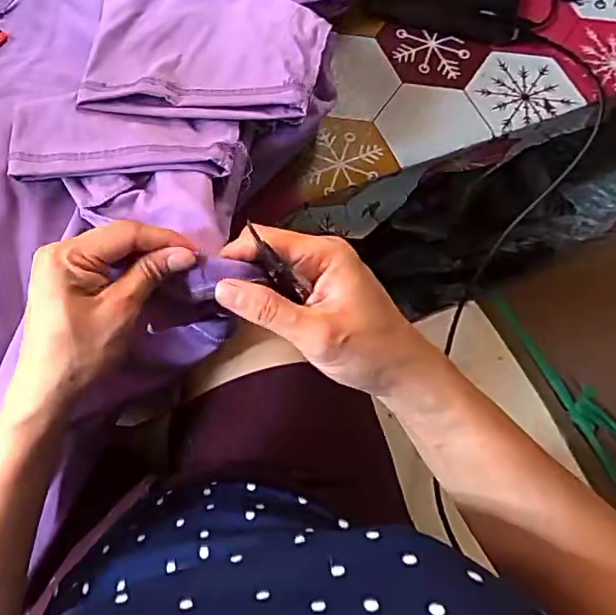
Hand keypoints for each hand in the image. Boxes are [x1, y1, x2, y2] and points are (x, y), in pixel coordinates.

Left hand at [0, 221, 199, 425]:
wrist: (46, 392)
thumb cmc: (81, 354)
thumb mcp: (119, 311)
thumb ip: (149, 274)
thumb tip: (184, 253)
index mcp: (65, 253)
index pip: (123, 232)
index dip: (163, 238)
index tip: (196, 250)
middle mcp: (57, 249)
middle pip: (116, 238)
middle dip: (154, 246)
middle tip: (190, 258)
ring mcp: (58, 264)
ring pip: (110, 251)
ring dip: (143, 257)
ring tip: (176, 265)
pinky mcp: (63, 280)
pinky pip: (101, 264)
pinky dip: (126, 269)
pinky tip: (150, 274)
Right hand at [213, 223, 439, 395]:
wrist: (406, 376)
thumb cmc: (368, 352)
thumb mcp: (314, 333)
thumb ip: (267, 309)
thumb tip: (221, 287)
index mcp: (324, 253)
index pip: (265, 238)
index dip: (235, 253)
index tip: (209, 277)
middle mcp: (320, 254)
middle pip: (265, 249)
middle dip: (238, 268)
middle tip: (211, 292)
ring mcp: (318, 270)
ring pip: (270, 266)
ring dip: (249, 282)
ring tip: (222, 299)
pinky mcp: (315, 288)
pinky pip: (279, 281)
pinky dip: (262, 293)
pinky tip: (247, 308)